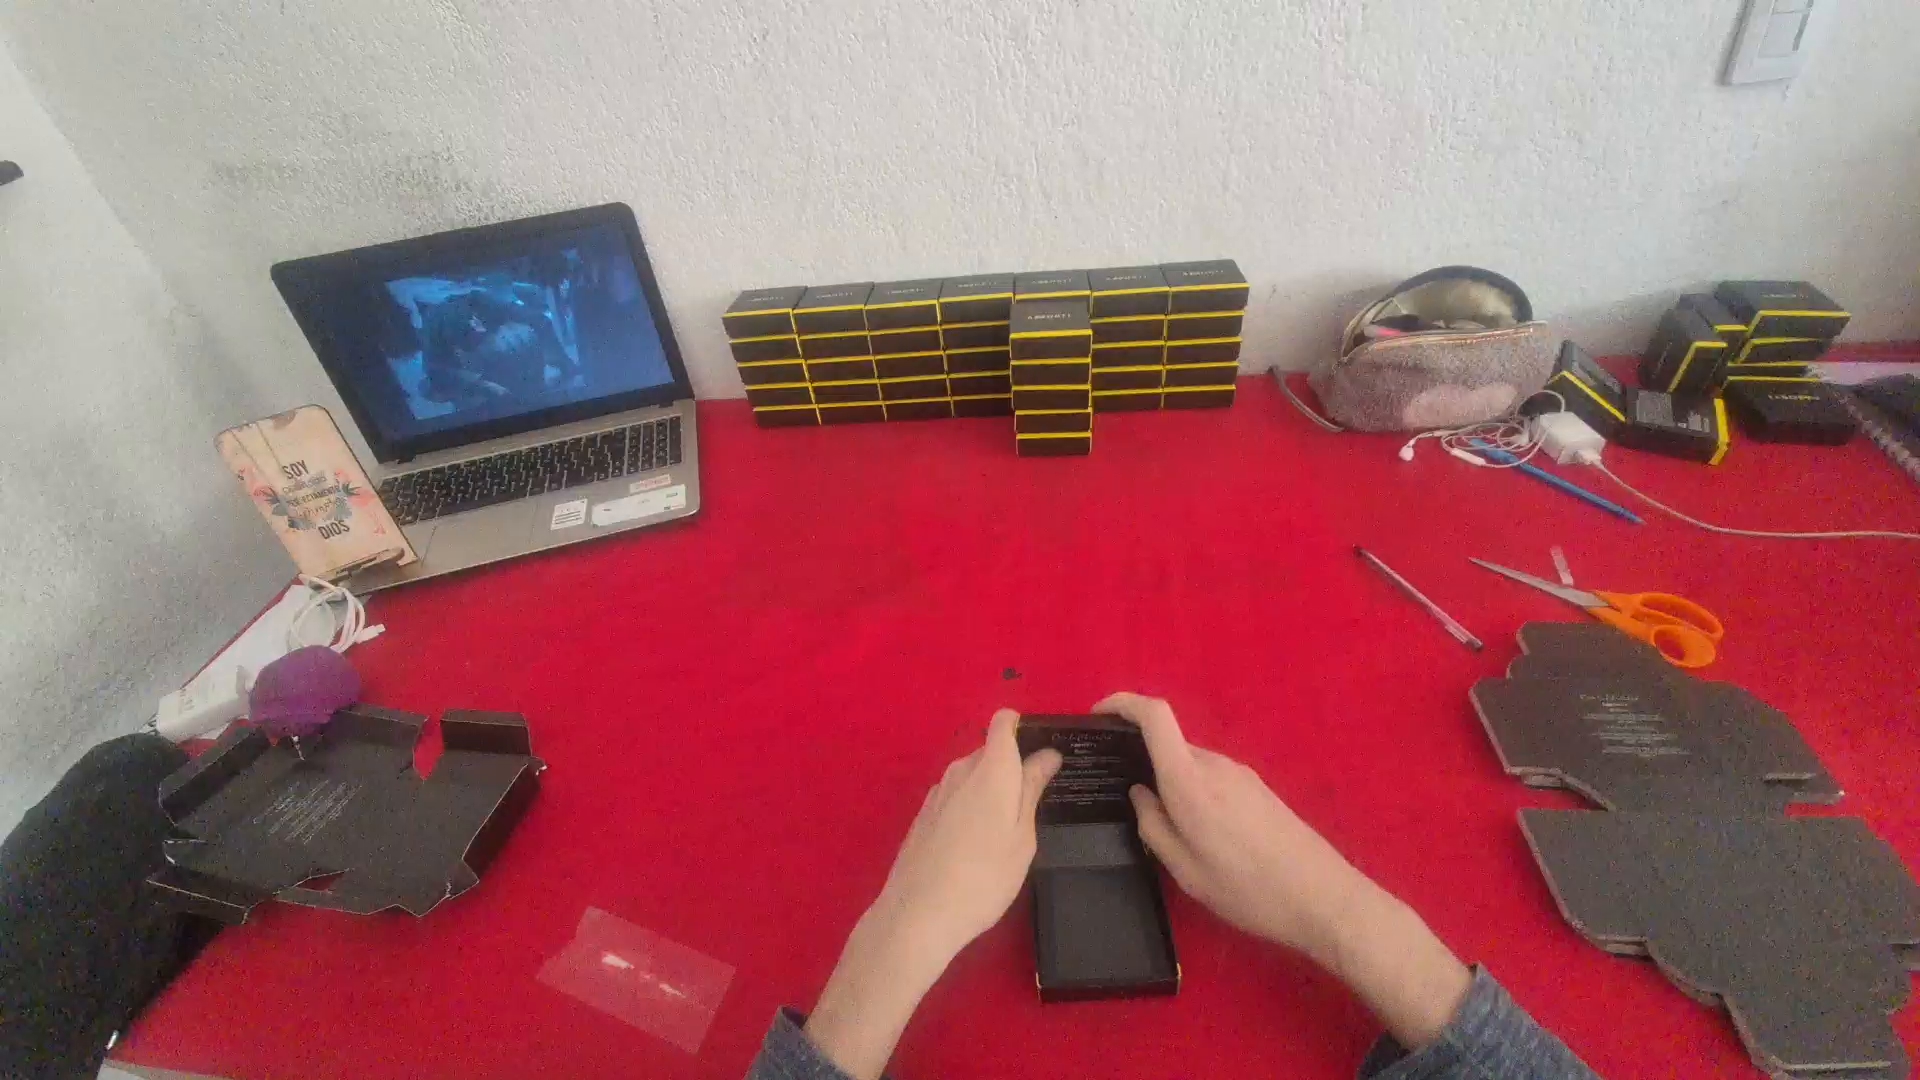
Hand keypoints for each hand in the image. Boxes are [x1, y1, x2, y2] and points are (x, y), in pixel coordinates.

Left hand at [805, 709, 1061, 1079]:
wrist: (918, 914)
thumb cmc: (984, 877)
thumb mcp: (1022, 837)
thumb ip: (1032, 789)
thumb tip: (1047, 753)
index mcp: (990, 769)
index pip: (1003, 722)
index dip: (1023, 727)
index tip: (1042, 751)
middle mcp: (961, 769)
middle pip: (990, 750)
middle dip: (1012, 766)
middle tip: (1035, 801)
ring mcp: (938, 791)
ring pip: (972, 774)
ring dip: (991, 788)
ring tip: (1008, 828)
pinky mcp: (925, 813)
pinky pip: (956, 794)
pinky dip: (971, 805)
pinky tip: (977, 842)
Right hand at [1097, 692, 1470, 1048]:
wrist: (1326, 900)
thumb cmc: (1248, 889)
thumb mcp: (1185, 870)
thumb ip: (1153, 825)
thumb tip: (1140, 793)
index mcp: (1189, 780)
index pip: (1155, 715)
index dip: (1122, 703)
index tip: (1097, 716)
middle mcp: (1214, 764)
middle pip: (1168, 743)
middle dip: (1141, 760)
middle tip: (1127, 800)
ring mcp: (1239, 773)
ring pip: (1189, 764)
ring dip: (1170, 782)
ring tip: (1168, 828)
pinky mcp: (1255, 788)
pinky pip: (1210, 777)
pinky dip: (1193, 791)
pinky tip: (1202, 833)